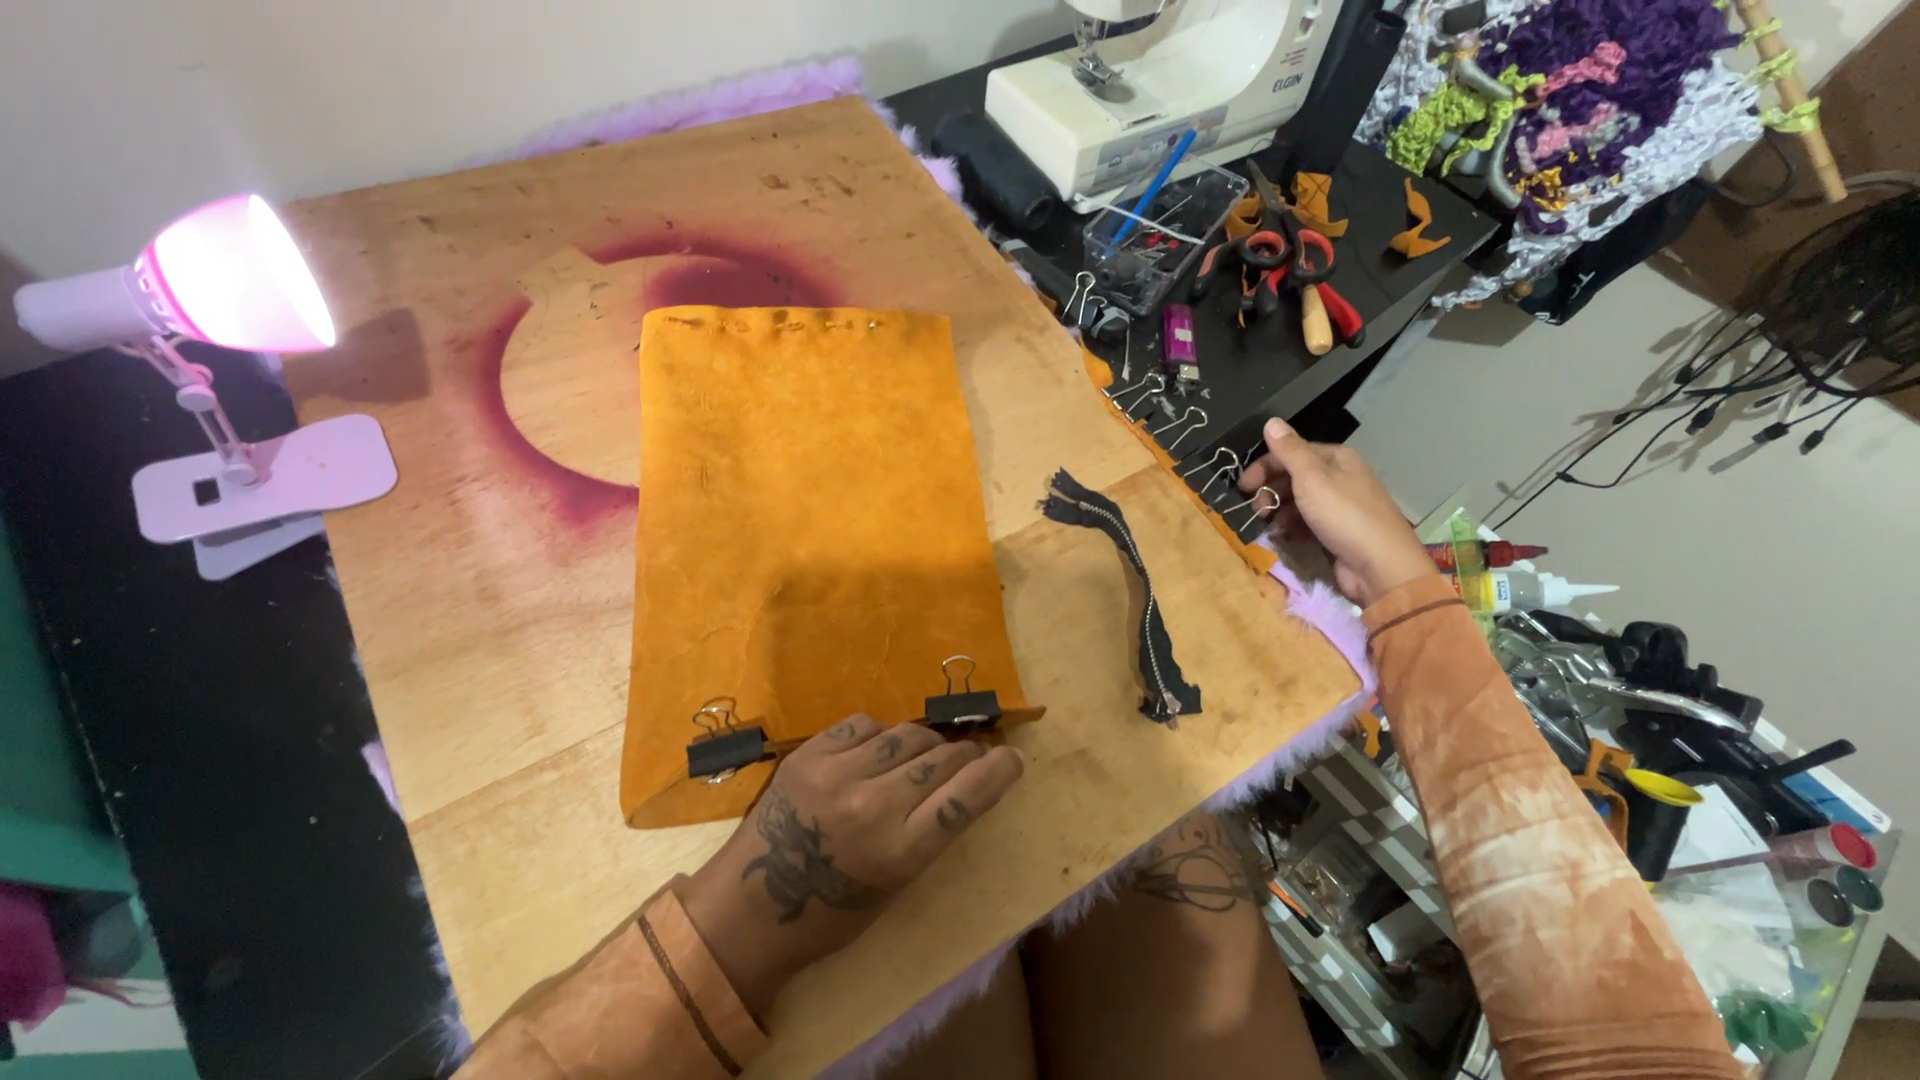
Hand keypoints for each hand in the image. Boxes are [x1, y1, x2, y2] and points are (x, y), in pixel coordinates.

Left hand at [679, 715, 1024, 1015]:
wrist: (750, 907)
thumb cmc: (832, 913)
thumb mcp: (895, 885)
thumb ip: (930, 832)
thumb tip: (965, 781)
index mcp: (898, 854)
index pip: (965, 798)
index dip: (998, 772)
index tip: (1013, 759)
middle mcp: (871, 806)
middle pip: (941, 760)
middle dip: (966, 755)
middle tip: (971, 757)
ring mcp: (835, 774)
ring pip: (907, 735)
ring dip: (926, 743)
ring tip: (924, 755)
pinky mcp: (807, 754)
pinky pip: (865, 723)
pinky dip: (881, 735)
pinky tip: (878, 750)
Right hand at [1238, 418, 1434, 606]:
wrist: (1380, 566)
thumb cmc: (1344, 516)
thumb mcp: (1312, 478)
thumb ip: (1289, 451)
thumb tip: (1271, 421)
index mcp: (1337, 459)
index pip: (1292, 452)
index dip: (1264, 466)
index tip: (1243, 487)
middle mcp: (1340, 478)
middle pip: (1294, 476)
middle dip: (1270, 490)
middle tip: (1254, 509)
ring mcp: (1340, 506)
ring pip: (1298, 501)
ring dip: (1277, 511)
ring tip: (1266, 525)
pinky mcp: (1337, 532)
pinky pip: (1307, 523)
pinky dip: (1292, 527)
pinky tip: (1282, 537)